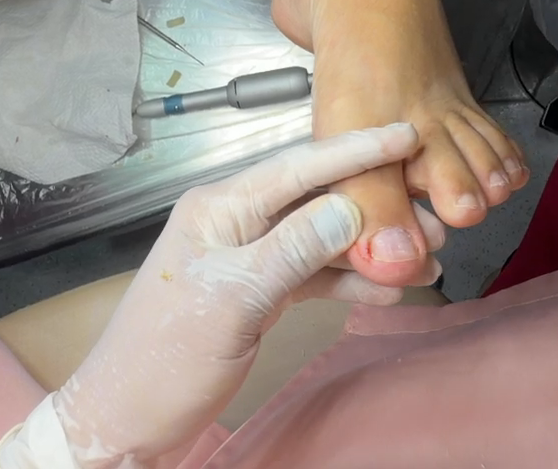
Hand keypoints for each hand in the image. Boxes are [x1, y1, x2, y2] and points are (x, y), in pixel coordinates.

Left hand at [46, 124, 431, 465]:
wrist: (127, 422)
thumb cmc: (164, 357)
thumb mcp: (232, 299)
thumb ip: (292, 249)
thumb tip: (350, 209)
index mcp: (220, 205)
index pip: (296, 166)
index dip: (353, 149)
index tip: (402, 135)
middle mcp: (238, 219)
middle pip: (315, 198)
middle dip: (374, 202)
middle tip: (430, 210)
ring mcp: (250, 253)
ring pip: (321, 236)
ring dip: (369, 244)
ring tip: (425, 251)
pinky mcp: (260, 288)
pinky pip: (313, 272)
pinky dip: (349, 278)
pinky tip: (387, 286)